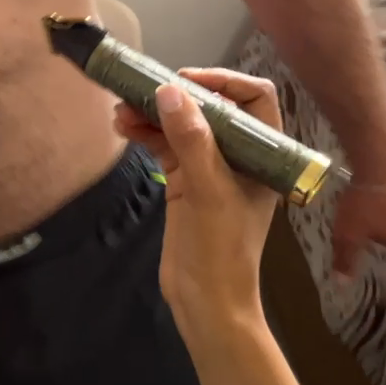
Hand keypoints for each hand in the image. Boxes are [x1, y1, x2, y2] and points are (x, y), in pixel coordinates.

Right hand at [113, 69, 282, 327]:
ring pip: (182, 126)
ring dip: (152, 115)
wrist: (205, 303)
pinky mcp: (185, 182)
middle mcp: (239, 155)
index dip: (223, 81)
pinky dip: (145, 134)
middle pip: (211, 108)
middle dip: (176, 97)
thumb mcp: (207, 190)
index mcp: (264, 154)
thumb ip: (190, 140)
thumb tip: (168, 90)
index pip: (255, 98)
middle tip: (143, 89)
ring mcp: (210, 168)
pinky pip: (164, 146)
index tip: (184, 82)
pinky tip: (123, 128)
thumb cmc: (221, 249)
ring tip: (121, 111)